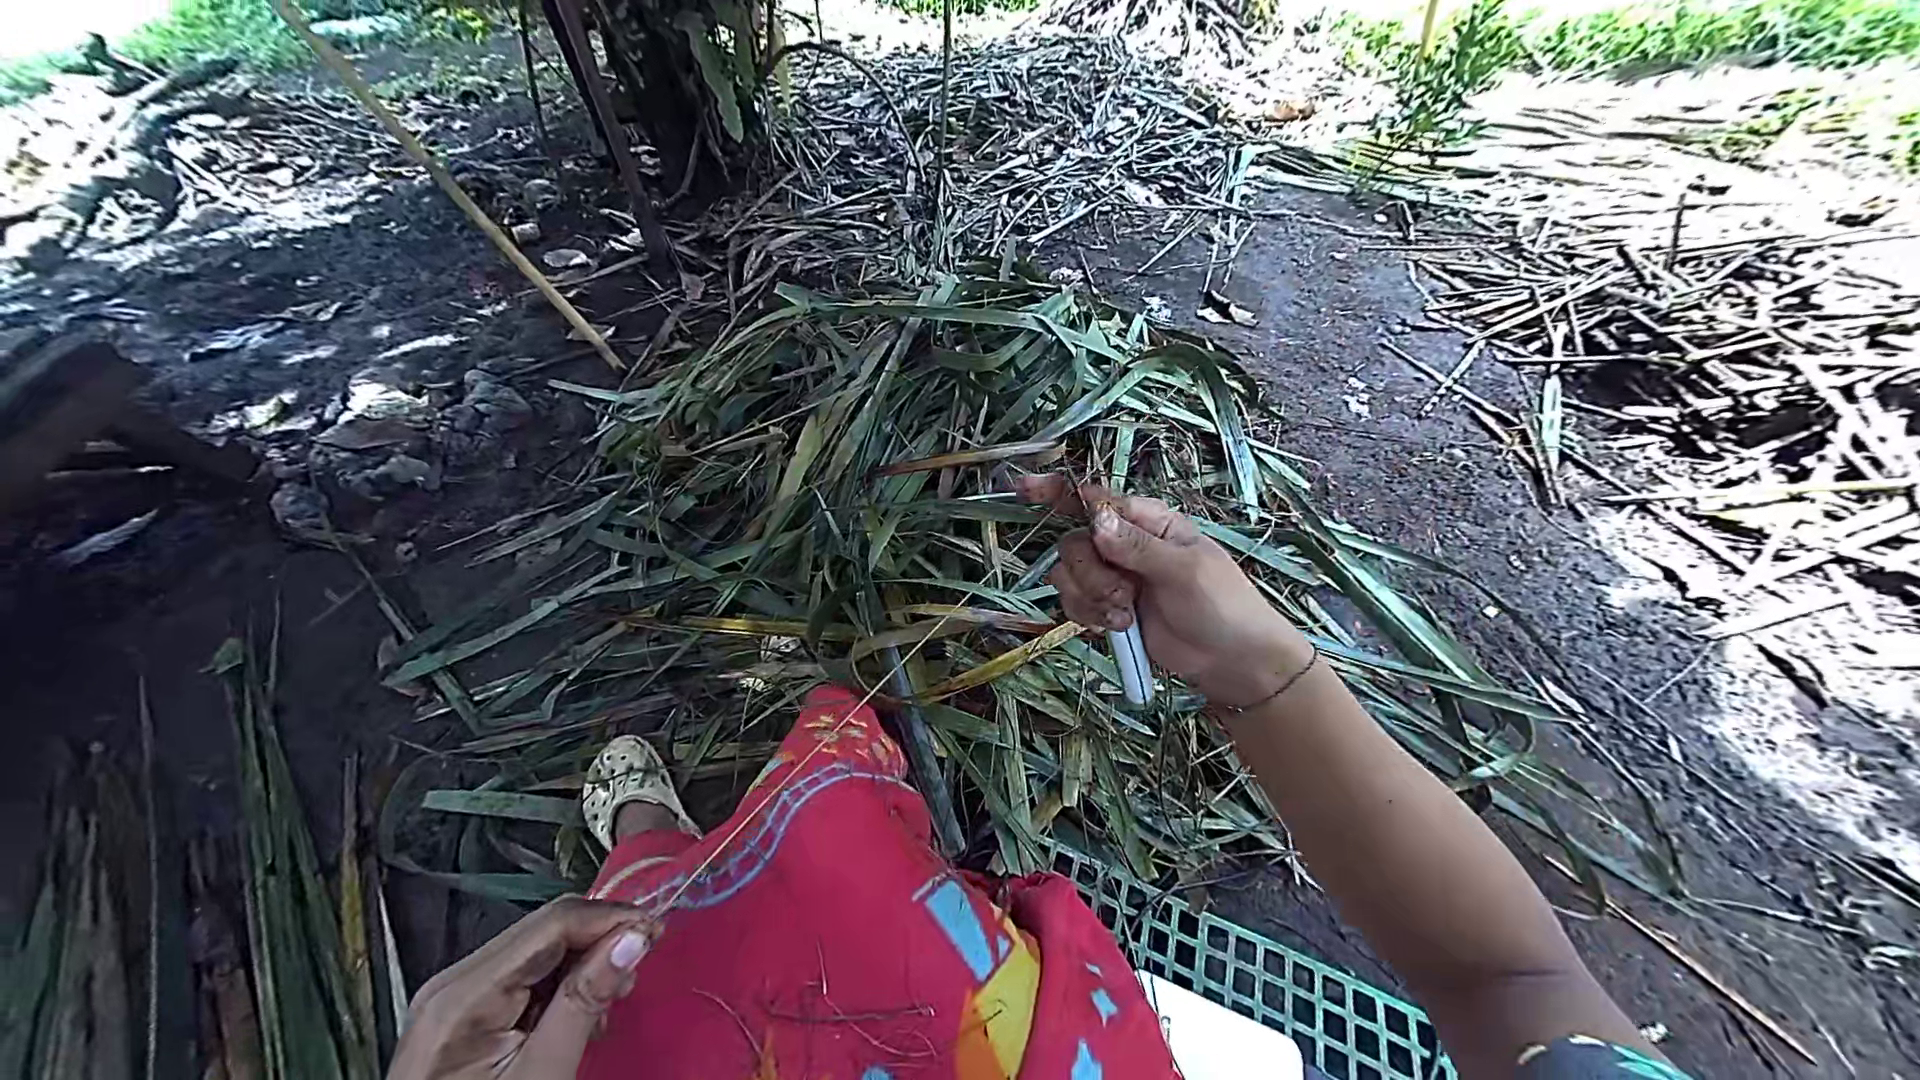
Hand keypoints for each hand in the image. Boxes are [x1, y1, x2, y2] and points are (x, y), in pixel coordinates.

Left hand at [387, 896, 653, 1079]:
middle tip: (637, 969)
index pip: (554, 923)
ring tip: (610, 997)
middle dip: (601, 938)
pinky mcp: (465, 1004)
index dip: (611, 918)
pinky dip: (565, 978)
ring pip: (544, 942)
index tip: (656, 933)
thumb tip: (637, 936)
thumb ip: (585, 1000)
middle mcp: (454, 979)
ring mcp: (455, 991)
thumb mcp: (541, 1075)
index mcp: (462, 995)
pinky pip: (530, 967)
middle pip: (548, 927)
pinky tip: (580, 1007)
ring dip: (588, 958)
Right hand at [1016, 475, 1311, 708]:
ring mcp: (1112, 576)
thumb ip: (1137, 546)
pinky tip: (1119, 627)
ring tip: (1126, 616)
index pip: (1095, 498)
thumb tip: (1095, 521)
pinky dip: (1089, 616)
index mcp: (1147, 521)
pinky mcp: (1105, 607)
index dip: (1057, 491)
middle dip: (1091, 573)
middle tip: (1123, 595)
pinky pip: (1073, 602)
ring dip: (1091, 598)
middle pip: (1074, 542)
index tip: (1024, 489)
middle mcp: (1123, 543)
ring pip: (1068, 574)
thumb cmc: (1222, 605)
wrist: (1230, 663)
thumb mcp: (1185, 570)